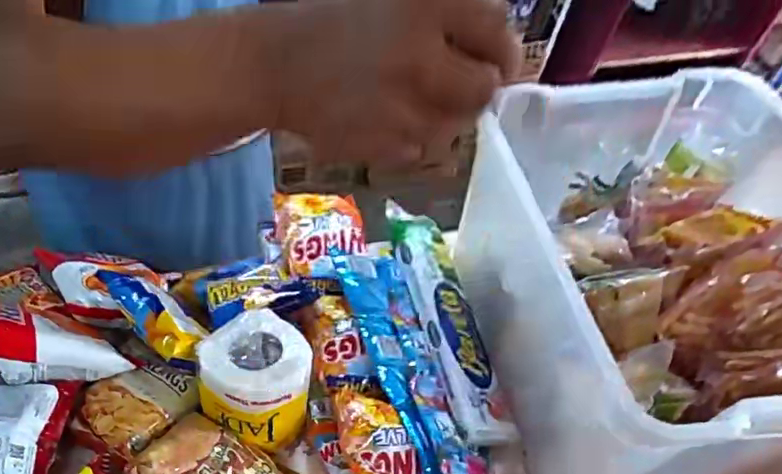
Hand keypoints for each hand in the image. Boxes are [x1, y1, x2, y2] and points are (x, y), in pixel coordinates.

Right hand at [270, 0, 519, 167]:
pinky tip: (388, 123)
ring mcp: (400, 107)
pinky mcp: (381, 145)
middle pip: (481, 90)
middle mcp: (420, 56)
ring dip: (443, 121)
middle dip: (478, 93)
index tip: (499, 65)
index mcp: (427, 5)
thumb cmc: (333, 21)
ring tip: (416, 106)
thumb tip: (488, 44)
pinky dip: (411, 141)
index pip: (494, 30)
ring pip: (450, 128)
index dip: (503, 52)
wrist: (277, 65)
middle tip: (463, 91)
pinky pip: (417, 150)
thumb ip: (443, 15)